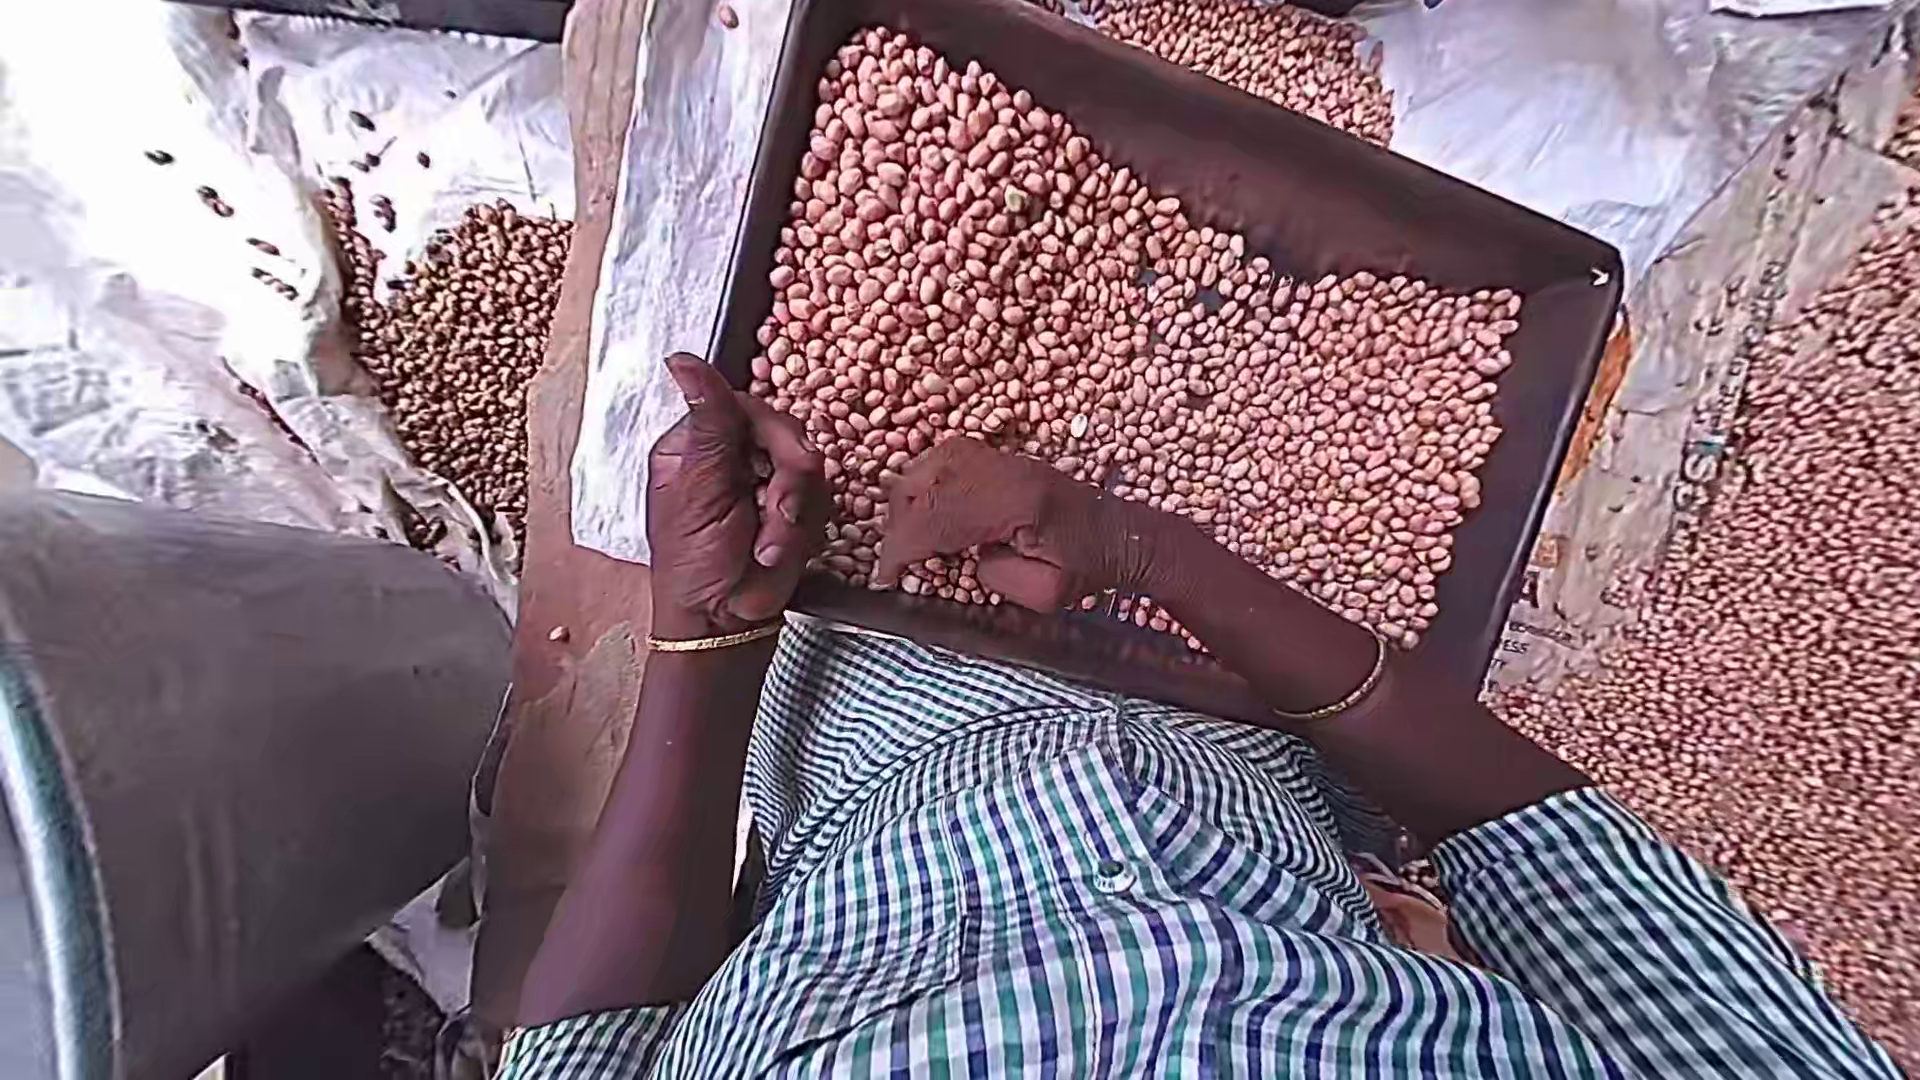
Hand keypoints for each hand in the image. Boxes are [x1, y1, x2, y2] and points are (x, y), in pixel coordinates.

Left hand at [647, 354, 829, 639]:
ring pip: (811, 471)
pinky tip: (779, 553)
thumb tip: (682, 359)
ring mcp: (768, 485)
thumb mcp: (700, 493)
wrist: (726, 624)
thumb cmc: (696, 565)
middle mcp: (736, 459)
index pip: (748, 408)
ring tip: (769, 549)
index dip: (774, 433)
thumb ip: (709, 426)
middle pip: (788, 436)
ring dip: (795, 516)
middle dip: (790, 482)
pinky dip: (804, 532)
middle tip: (778, 515)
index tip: (784, 463)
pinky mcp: (794, 510)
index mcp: (700, 446)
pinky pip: (821, 502)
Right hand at [873, 437, 1158, 609]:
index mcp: (1016, 502)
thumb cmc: (1086, 567)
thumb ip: (992, 576)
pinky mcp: (994, 455)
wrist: (1116, 532)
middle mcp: (1001, 467)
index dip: (901, 548)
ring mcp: (997, 455)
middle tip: (898, 565)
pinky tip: (930, 515)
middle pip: (920, 485)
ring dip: (907, 506)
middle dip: (898, 528)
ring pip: (923, 467)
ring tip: (913, 542)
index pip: (935, 516)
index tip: (885, 578)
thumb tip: (961, 555)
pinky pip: (938, 462)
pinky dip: (922, 489)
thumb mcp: (1043, 592)